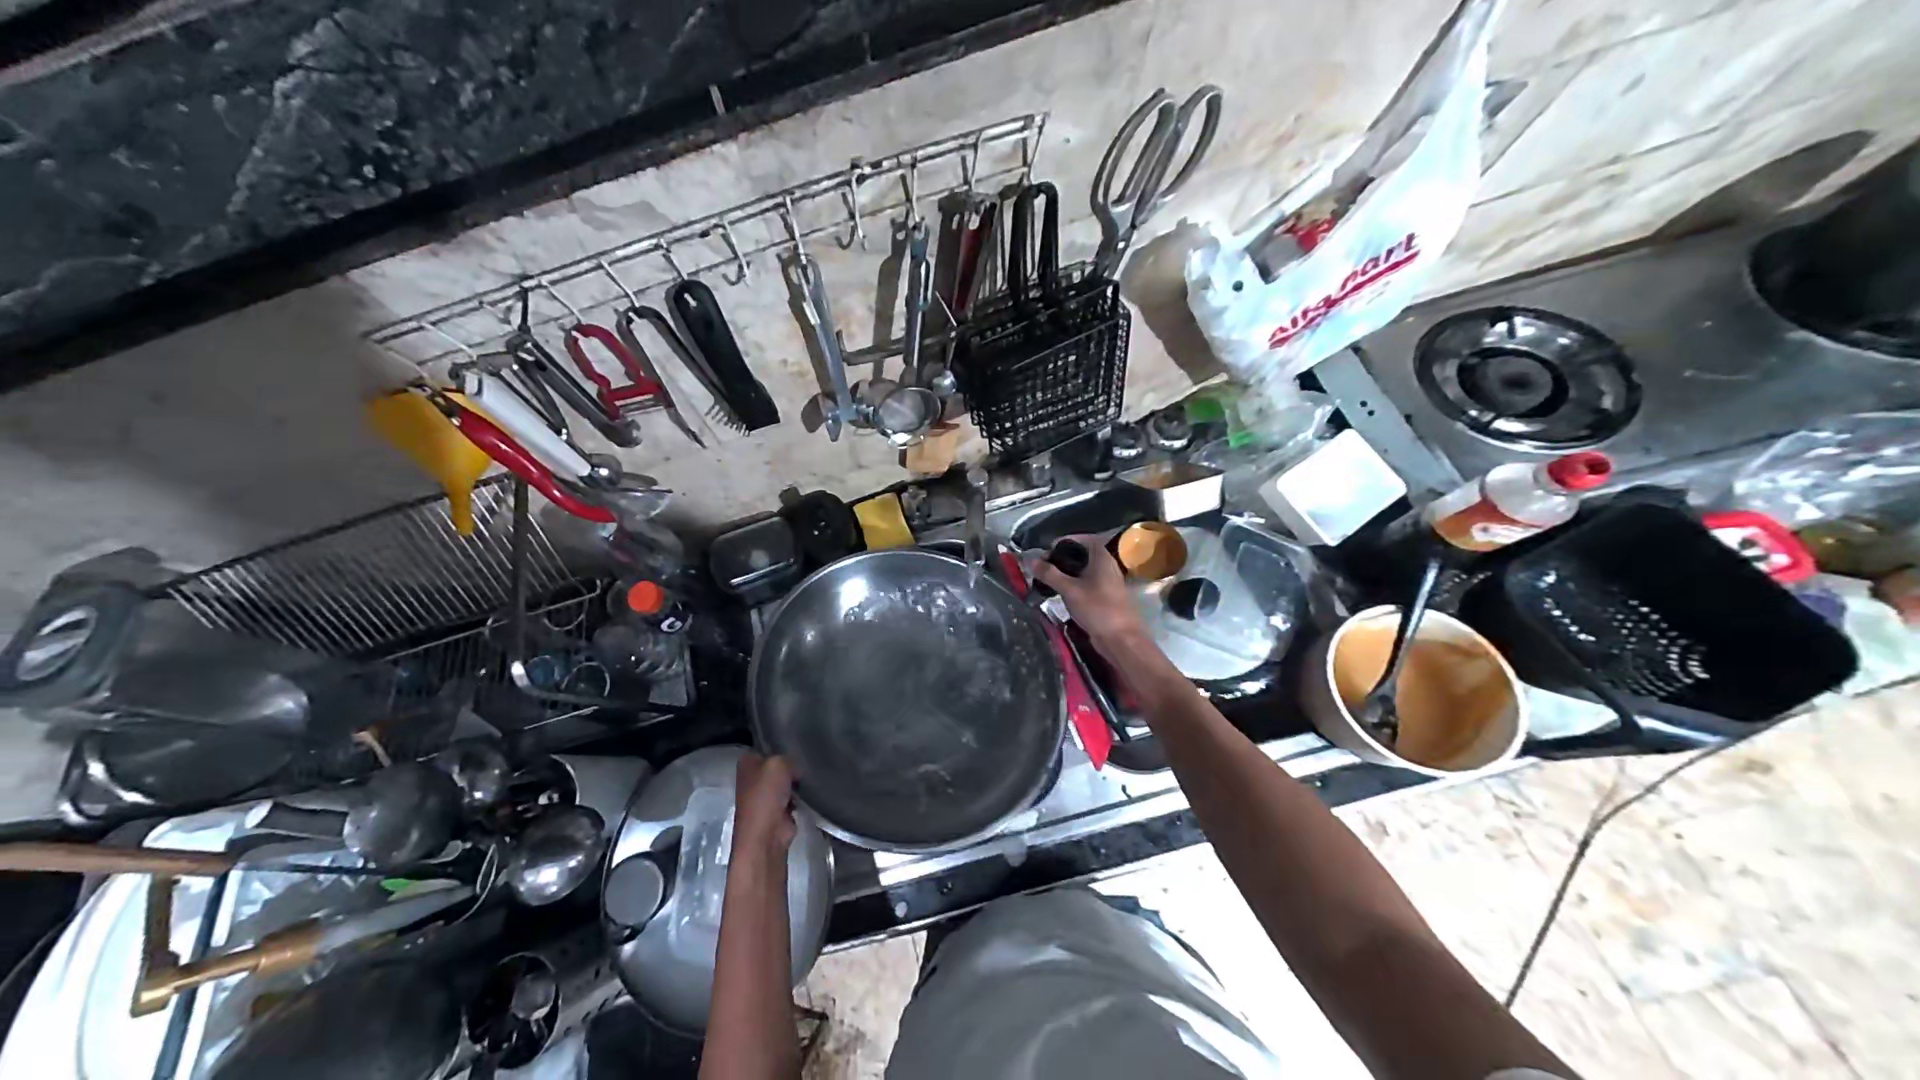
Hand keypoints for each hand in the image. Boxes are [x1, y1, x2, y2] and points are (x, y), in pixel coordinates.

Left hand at [732, 752, 795, 854]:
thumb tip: (795, 771)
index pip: (765, 747)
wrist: (766, 834)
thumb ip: (788, 759)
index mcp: (746, 763)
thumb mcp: (779, 764)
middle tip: (803, 766)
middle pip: (776, 765)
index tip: (795, 747)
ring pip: (785, 781)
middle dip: (789, 767)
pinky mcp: (775, 811)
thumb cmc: (766, 795)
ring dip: (795, 784)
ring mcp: (763, 796)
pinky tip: (803, 797)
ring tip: (804, 782)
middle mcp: (752, 777)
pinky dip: (797, 799)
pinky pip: (791, 798)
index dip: (779, 747)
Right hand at [1029, 535, 1148, 653]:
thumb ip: (1050, 574)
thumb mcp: (1069, 590)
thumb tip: (1031, 560)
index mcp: (1102, 557)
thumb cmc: (1097, 608)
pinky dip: (1074, 584)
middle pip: (1082, 554)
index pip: (1083, 539)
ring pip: (1084, 570)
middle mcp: (1107, 565)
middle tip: (1044, 565)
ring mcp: (1108, 582)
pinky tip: (1061, 593)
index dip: (1065, 541)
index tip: (1047, 549)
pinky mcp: (1105, 596)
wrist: (1121, 639)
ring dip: (1067, 573)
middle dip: (1063, 558)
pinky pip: (1087, 583)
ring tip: (1048, 579)